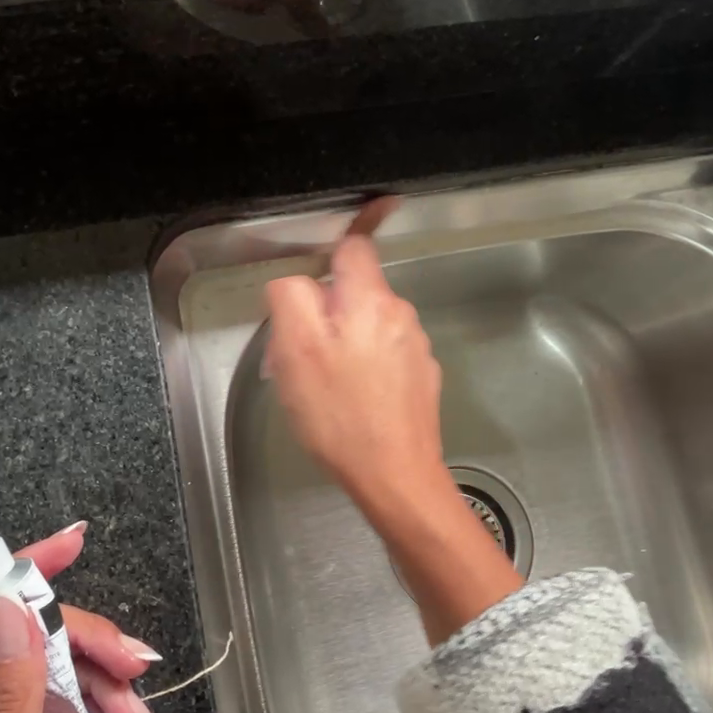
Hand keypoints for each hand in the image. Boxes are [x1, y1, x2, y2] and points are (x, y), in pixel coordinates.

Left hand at [0, 527, 161, 712]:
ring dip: (105, 670)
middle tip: (130, 663)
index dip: (16, 574)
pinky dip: (110, 689)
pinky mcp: (31, 711)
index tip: (70, 543)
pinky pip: (76, 672)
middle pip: (24, 626)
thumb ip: (8, 701)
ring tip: (133, 712)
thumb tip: (11, 606)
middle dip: (84, 641)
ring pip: (58, 645)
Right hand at [265, 220, 522, 644]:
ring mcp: (416, 347)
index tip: (332, 236)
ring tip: (325, 384)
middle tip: (301, 349)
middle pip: (357, 290)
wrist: (396, 476)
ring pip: (370, 324)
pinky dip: (367, 366)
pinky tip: (352, 401)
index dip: (338, 239)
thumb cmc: (340, 414)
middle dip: (329, 308)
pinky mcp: (423, 378)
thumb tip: (294, 280)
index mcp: (369, 299)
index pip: (355, 246)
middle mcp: (400, 314)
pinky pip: (385, 355)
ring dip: (347, 340)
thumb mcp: (294, 351)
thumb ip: (290, 298)